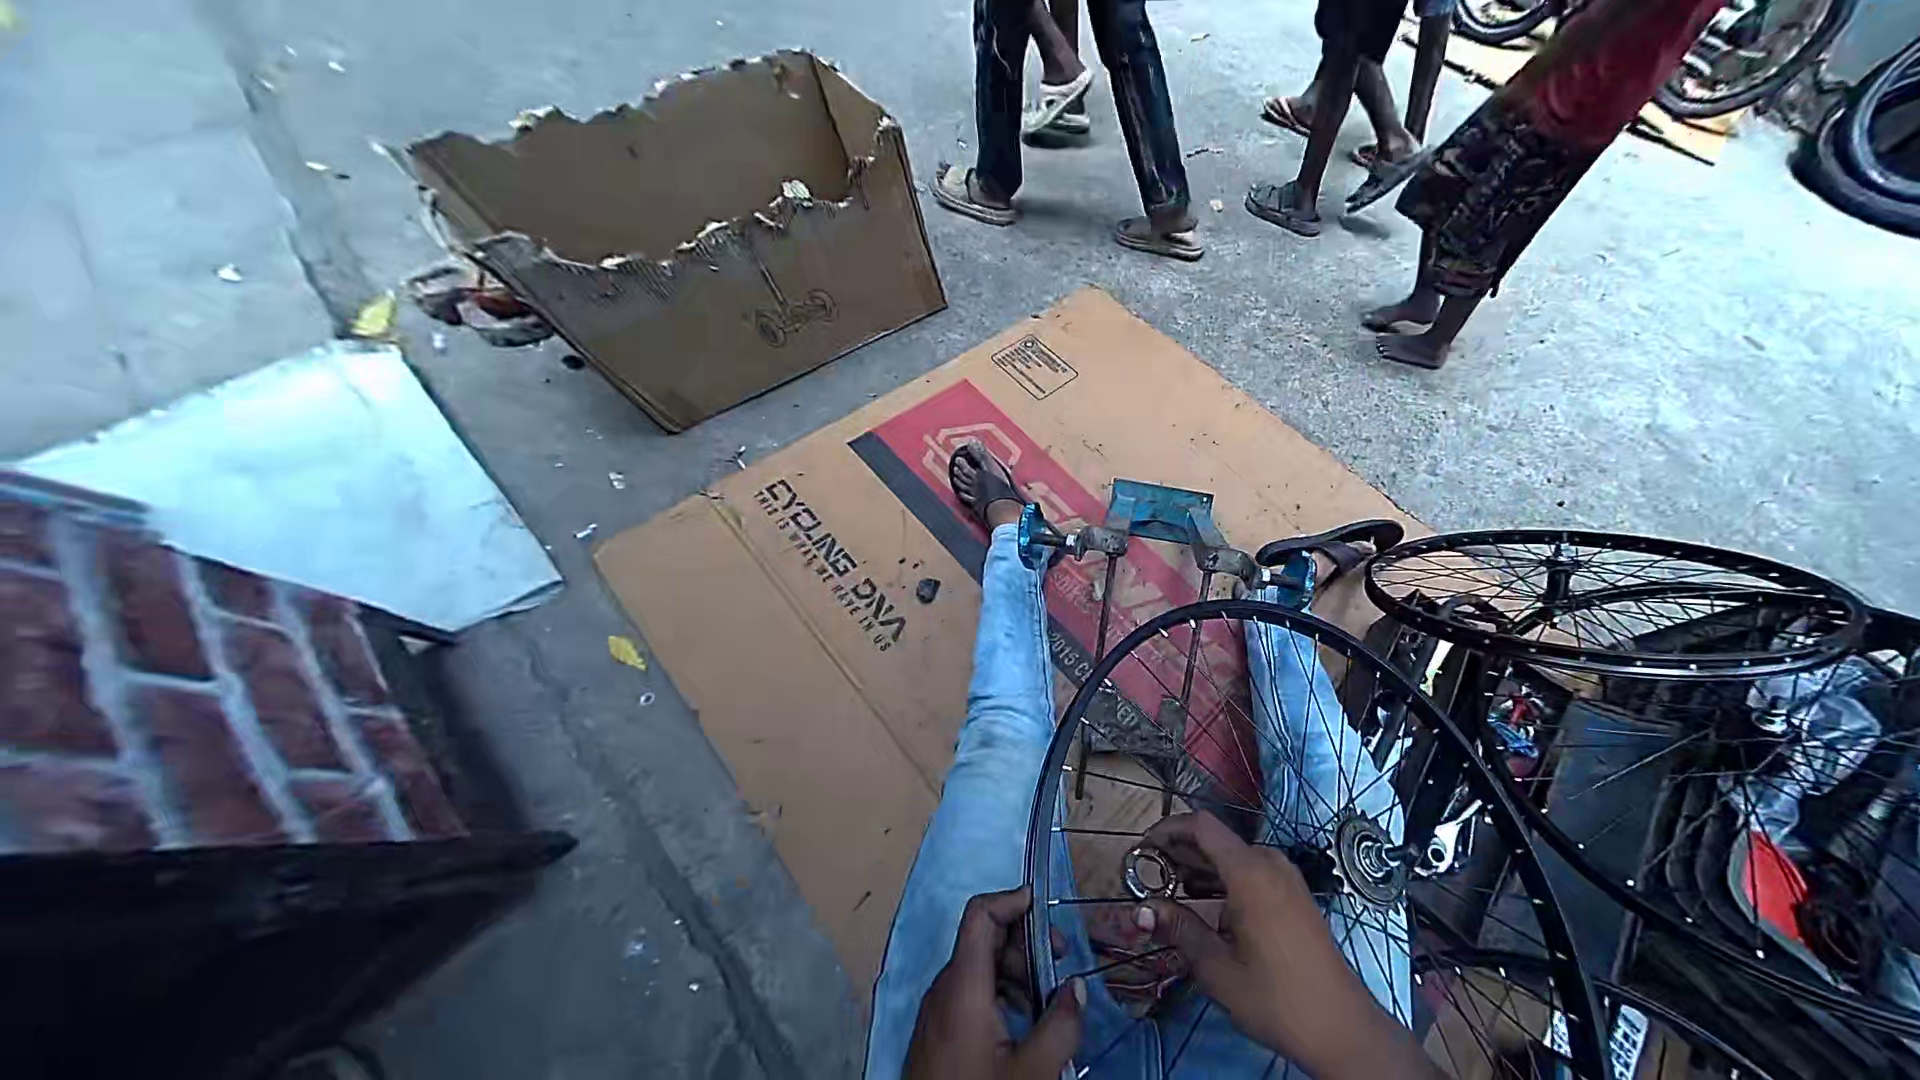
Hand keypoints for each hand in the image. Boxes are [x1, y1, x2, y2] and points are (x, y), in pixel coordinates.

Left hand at [904, 886, 1084, 1079]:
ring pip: (980, 966)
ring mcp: (938, 1007)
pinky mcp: (939, 1028)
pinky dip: (1001, 991)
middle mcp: (946, 985)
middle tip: (1061, 959)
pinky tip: (1024, 1020)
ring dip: (1016, 969)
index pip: (981, 913)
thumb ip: (1060, 1026)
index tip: (1045, 906)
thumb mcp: (1032, 1073)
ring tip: (1048, 997)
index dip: (1012, 899)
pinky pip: (971, 990)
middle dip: (1025, 940)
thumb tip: (1076, 987)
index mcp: (964, 983)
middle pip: (984, 938)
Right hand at [1133, 813, 1438, 1079]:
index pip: (1200, 825)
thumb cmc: (1278, 999)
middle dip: (1180, 851)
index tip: (1144, 850)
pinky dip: (1224, 878)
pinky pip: (1251, 870)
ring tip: (1175, 890)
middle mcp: (1269, 863)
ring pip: (1233, 855)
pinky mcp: (1295, 895)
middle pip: (1216, 839)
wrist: (1348, 1033)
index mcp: (1250, 871)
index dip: (1167, 829)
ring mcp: (1287, 878)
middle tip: (1153, 874)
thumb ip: (1178, 929)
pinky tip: (1209, 905)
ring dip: (1202, 866)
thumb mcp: (1217, 969)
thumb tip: (1142, 909)